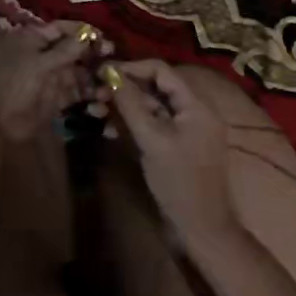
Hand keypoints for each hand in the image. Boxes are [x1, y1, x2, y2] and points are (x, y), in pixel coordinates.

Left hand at [0, 21, 108, 141]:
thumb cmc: (13, 81)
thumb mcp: (39, 62)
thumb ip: (65, 50)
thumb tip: (88, 36)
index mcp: (32, 39)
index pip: (60, 29)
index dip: (82, 32)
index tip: (105, 38)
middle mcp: (42, 55)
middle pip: (72, 50)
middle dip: (92, 55)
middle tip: (114, 61)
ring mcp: (49, 77)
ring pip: (77, 72)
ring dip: (94, 77)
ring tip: (112, 83)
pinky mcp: (54, 98)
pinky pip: (75, 93)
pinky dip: (89, 95)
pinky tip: (103, 99)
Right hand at [107, 61, 238, 243]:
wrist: (201, 227)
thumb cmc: (179, 180)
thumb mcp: (151, 139)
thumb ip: (130, 103)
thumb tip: (110, 72)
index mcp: (196, 105)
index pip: (160, 70)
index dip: (130, 68)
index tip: (101, 74)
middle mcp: (192, 111)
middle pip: (153, 86)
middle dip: (122, 88)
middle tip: (94, 94)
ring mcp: (184, 128)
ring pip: (148, 104)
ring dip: (122, 105)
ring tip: (95, 111)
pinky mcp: (174, 143)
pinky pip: (150, 123)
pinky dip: (129, 122)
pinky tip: (108, 130)